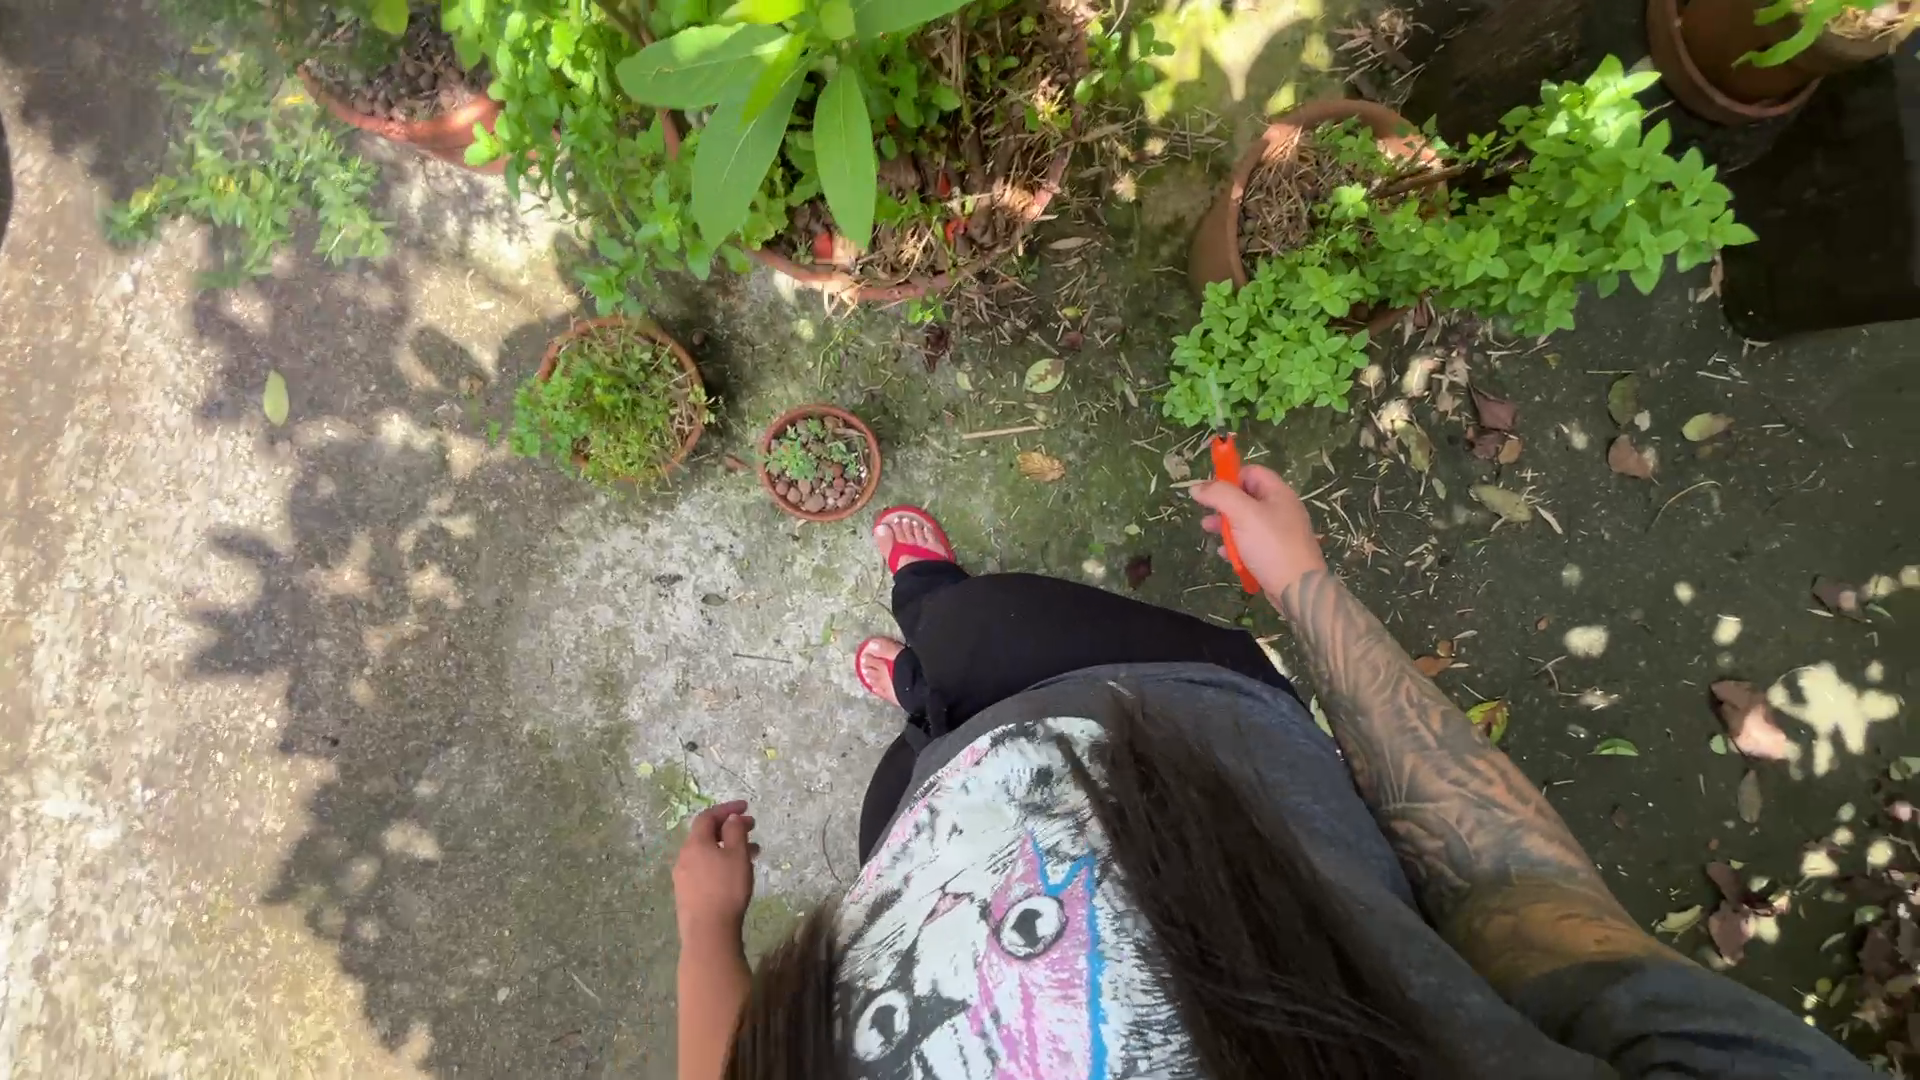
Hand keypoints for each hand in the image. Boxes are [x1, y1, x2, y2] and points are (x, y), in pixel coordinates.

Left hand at [673, 800, 758, 941]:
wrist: (708, 933)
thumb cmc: (726, 888)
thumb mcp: (737, 854)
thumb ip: (735, 831)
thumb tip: (730, 818)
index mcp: (695, 844)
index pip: (707, 816)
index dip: (727, 809)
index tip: (746, 808)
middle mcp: (684, 857)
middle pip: (706, 834)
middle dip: (730, 827)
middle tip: (752, 828)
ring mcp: (683, 877)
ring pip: (706, 852)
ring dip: (728, 846)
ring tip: (751, 853)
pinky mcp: (686, 894)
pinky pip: (704, 868)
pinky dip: (720, 862)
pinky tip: (734, 873)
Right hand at [1191, 464, 1327, 598]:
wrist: (1297, 588)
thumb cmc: (1270, 545)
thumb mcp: (1242, 514)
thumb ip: (1219, 496)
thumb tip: (1196, 487)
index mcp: (1278, 493)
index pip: (1252, 472)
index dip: (1230, 477)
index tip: (1212, 492)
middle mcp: (1281, 509)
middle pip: (1246, 497)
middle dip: (1223, 504)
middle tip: (1207, 513)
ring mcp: (1279, 532)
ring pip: (1246, 521)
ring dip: (1225, 525)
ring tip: (1208, 531)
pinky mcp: (1275, 552)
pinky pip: (1251, 542)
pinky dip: (1236, 545)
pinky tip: (1225, 554)